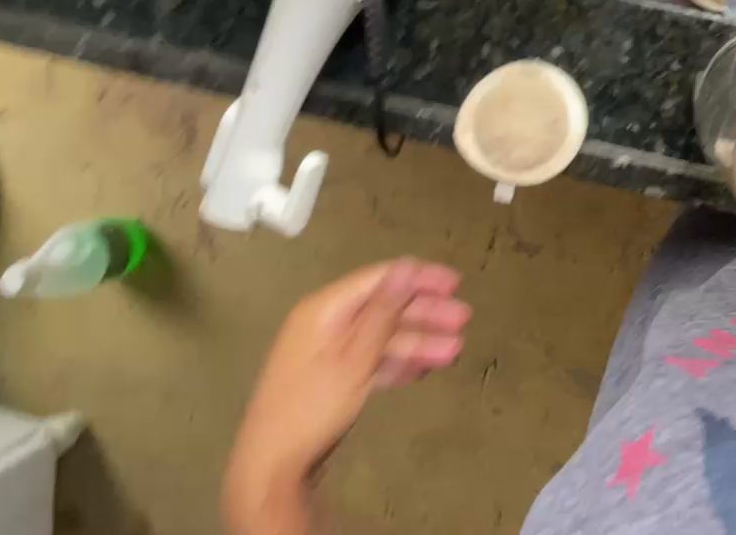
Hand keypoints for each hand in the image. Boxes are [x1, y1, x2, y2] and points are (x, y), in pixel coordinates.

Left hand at [223, 259, 468, 532]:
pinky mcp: (335, 377)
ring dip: (418, 342)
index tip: (455, 284)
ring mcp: (330, 351)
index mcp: (325, 309)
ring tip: (453, 352)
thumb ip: (383, 310)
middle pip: (385, 308)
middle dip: (425, 314)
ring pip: (383, 337)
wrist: (272, 470)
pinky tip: (423, 369)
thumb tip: (408, 264)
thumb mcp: (355, 357)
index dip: (419, 278)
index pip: (380, 280)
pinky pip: (373, 359)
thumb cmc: (313, 406)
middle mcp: (328, 323)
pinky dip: (398, 363)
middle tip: (463, 319)